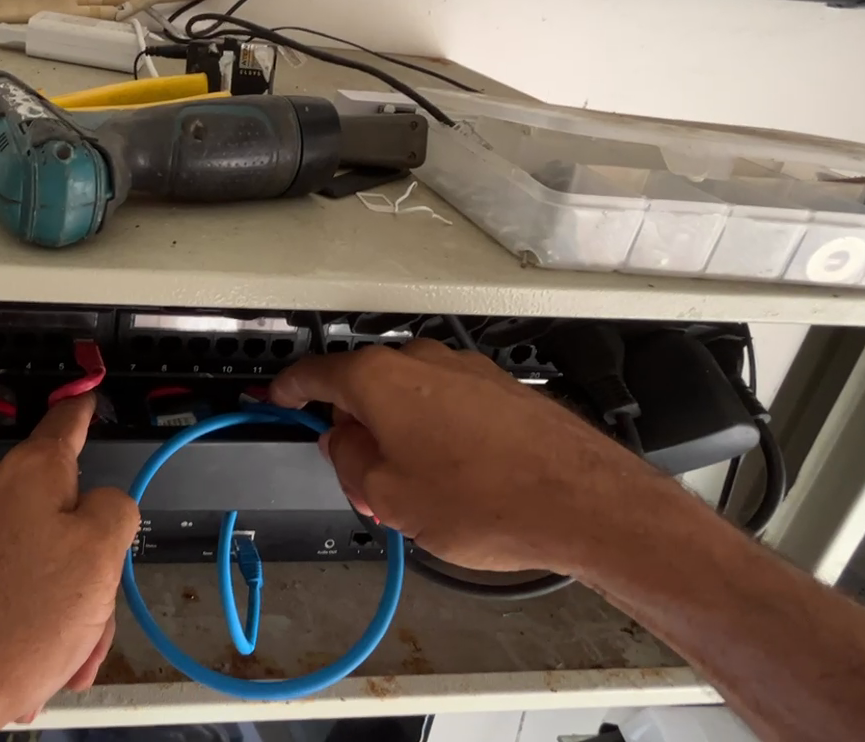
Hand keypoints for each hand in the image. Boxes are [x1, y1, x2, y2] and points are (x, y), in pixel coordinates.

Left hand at [0, 396, 139, 741]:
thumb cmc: (6, 622)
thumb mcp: (98, 557)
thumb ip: (117, 511)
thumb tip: (109, 506)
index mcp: (34, 472)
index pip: (68, 421)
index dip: (86, 408)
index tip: (89, 396)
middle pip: (68, 511)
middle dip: (90, 563)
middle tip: (93, 609)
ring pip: (46, 560)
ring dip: (65, 607)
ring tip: (60, 654)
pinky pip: (16, 589)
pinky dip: (34, 623)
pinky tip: (32, 662)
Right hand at [270, 340, 673, 575]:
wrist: (591, 504)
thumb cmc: (490, 500)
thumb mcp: (390, 497)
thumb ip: (348, 461)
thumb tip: (343, 442)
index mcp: (377, 379)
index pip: (312, 374)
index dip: (285, 389)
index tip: (273, 397)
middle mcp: (417, 361)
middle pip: (361, 386)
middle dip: (355, 428)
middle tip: (361, 475)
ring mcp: (462, 368)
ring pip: (405, 395)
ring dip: (397, 431)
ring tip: (417, 488)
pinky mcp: (498, 385)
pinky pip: (444, 400)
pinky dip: (435, 428)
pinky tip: (457, 474)